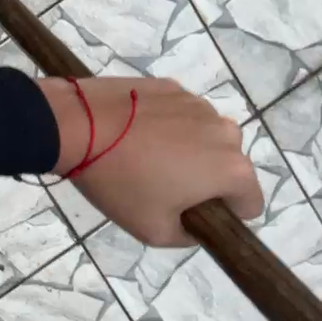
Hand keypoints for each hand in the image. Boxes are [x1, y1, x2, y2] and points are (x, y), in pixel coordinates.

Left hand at [37, 77, 262, 247]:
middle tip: (156, 181)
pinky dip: (162, 122)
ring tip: (138, 153)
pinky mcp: (167, 85)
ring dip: (184, 146)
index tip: (186, 211)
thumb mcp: (153, 230)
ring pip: (202, 136)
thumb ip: (188, 236)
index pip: (248, 203)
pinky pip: (176, 112)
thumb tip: (194, 225)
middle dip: (202, 177)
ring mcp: (196, 102)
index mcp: (233, 169)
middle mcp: (226, 131)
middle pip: (226, 165)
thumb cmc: (117, 180)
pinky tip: (130, 128)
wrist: (72, 124)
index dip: (221, 213)